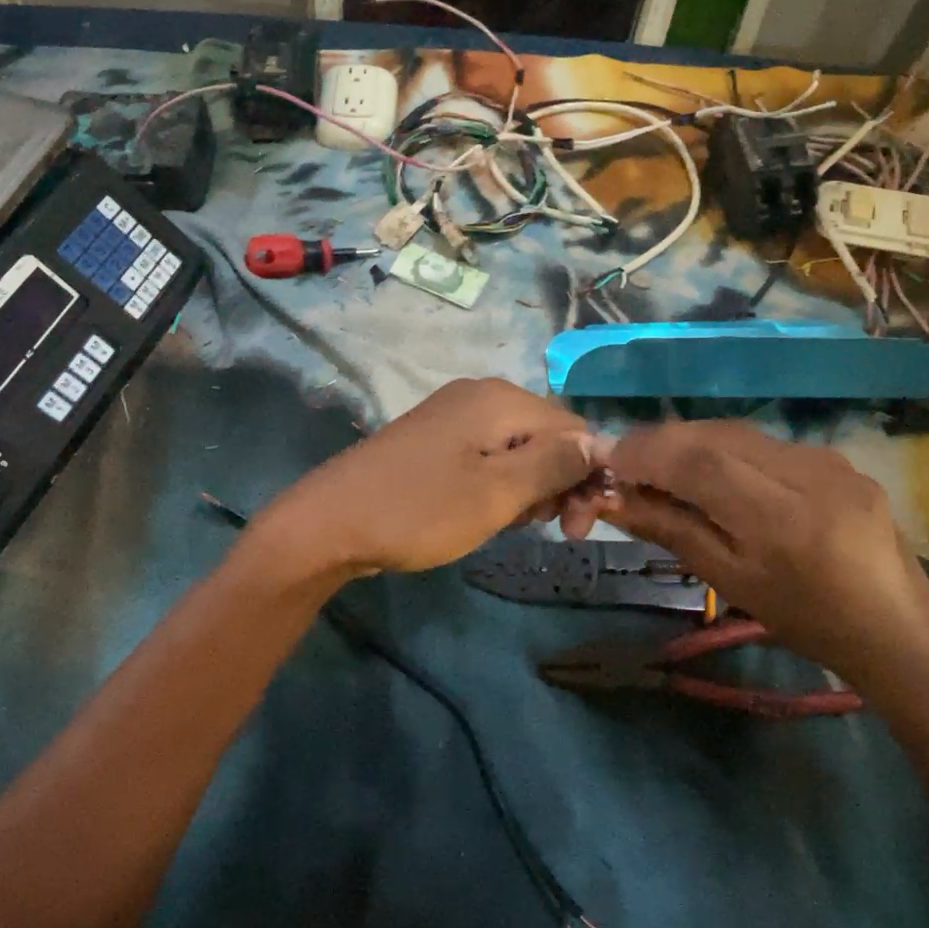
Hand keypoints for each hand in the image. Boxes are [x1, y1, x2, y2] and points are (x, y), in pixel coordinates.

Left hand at [253, 378, 600, 577]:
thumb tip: (599, 442)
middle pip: (547, 436)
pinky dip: (498, 486)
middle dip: (557, 483)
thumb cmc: (420, 511)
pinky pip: (487, 457)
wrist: (330, 524)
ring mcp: (453, 416)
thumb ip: (554, 464)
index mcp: (500, 400)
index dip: (587, 476)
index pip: (573, 429)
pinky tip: (486, 515)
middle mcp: (480, 395)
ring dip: (528, 489)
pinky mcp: (435, 441)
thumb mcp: (497, 494)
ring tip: (511, 526)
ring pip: (518, 449)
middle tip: (548, 532)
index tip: (576, 529)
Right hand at [602, 422, 928, 686]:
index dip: (646, 452)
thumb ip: (673, 530)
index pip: (699, 460)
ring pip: (738, 433)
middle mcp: (806, 473)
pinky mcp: (835, 457)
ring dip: (690, 442)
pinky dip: (725, 450)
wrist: (894, 623)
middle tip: (626, 462)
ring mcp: (826, 459)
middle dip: (662, 442)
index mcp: (780, 517)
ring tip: (660, 466)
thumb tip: (613, 499)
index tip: (609, 462)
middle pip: (715, 435)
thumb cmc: (805, 617)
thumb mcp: (731, 580)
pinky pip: (765, 443)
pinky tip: (713, 473)